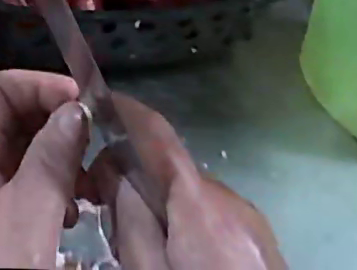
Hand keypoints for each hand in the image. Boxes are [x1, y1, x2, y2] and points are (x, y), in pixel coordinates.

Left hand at [0, 70, 89, 268]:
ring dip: (58, 152)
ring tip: (90, 176)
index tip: (82, 102)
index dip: (39, 85)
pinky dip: (52, 184)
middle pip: (10, 117)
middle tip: (94, 136)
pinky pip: (22, 185)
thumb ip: (53, 155)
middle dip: (54, 118)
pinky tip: (75, 210)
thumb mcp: (30, 214)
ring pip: (19, 151)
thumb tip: (77, 106)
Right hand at [95, 96, 284, 269]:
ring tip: (134, 241)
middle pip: (172, 169)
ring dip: (161, 203)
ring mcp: (251, 222)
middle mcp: (230, 200)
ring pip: (191, 195)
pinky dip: (185, 222)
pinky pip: (213, 217)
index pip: (159, 134)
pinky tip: (173, 256)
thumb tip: (114, 170)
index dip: (127, 111)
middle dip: (134, 173)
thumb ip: (131, 223)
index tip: (96, 103)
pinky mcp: (261, 244)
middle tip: (97, 198)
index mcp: (201, 206)